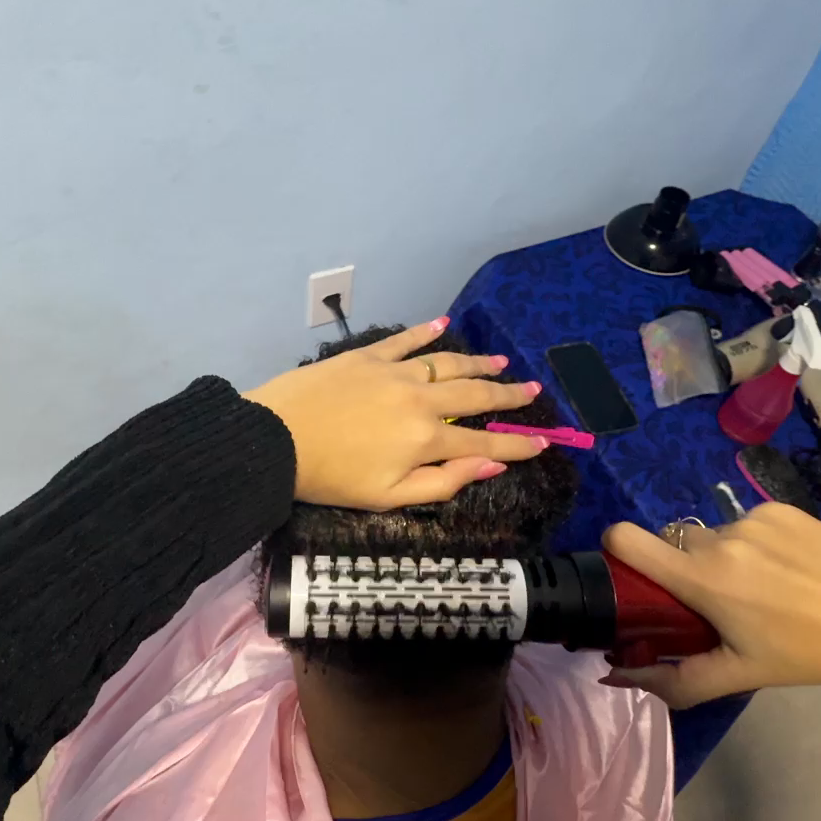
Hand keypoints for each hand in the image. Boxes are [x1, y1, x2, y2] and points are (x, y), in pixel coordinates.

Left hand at [242, 317, 547, 509]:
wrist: (276, 439)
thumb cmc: (331, 478)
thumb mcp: (388, 496)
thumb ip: (443, 482)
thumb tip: (490, 464)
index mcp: (426, 439)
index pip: (482, 442)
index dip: (516, 443)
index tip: (544, 441)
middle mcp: (419, 400)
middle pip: (473, 395)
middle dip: (507, 395)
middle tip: (533, 390)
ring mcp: (393, 372)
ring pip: (446, 363)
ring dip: (476, 363)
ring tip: (500, 363)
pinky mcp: (366, 356)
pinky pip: (404, 340)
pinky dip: (425, 331)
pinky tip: (443, 323)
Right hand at [598, 504, 820, 707]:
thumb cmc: (813, 653)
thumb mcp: (743, 674)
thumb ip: (675, 681)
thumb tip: (619, 676)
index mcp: (702, 578)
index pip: (625, 538)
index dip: (616, 551)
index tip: (634, 577)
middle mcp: (718, 538)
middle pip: (673, 543)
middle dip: (683, 569)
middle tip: (718, 602)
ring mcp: (751, 517)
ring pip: (712, 535)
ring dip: (722, 558)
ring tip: (767, 589)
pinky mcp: (780, 507)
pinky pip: (746, 523)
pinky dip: (755, 544)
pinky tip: (790, 569)